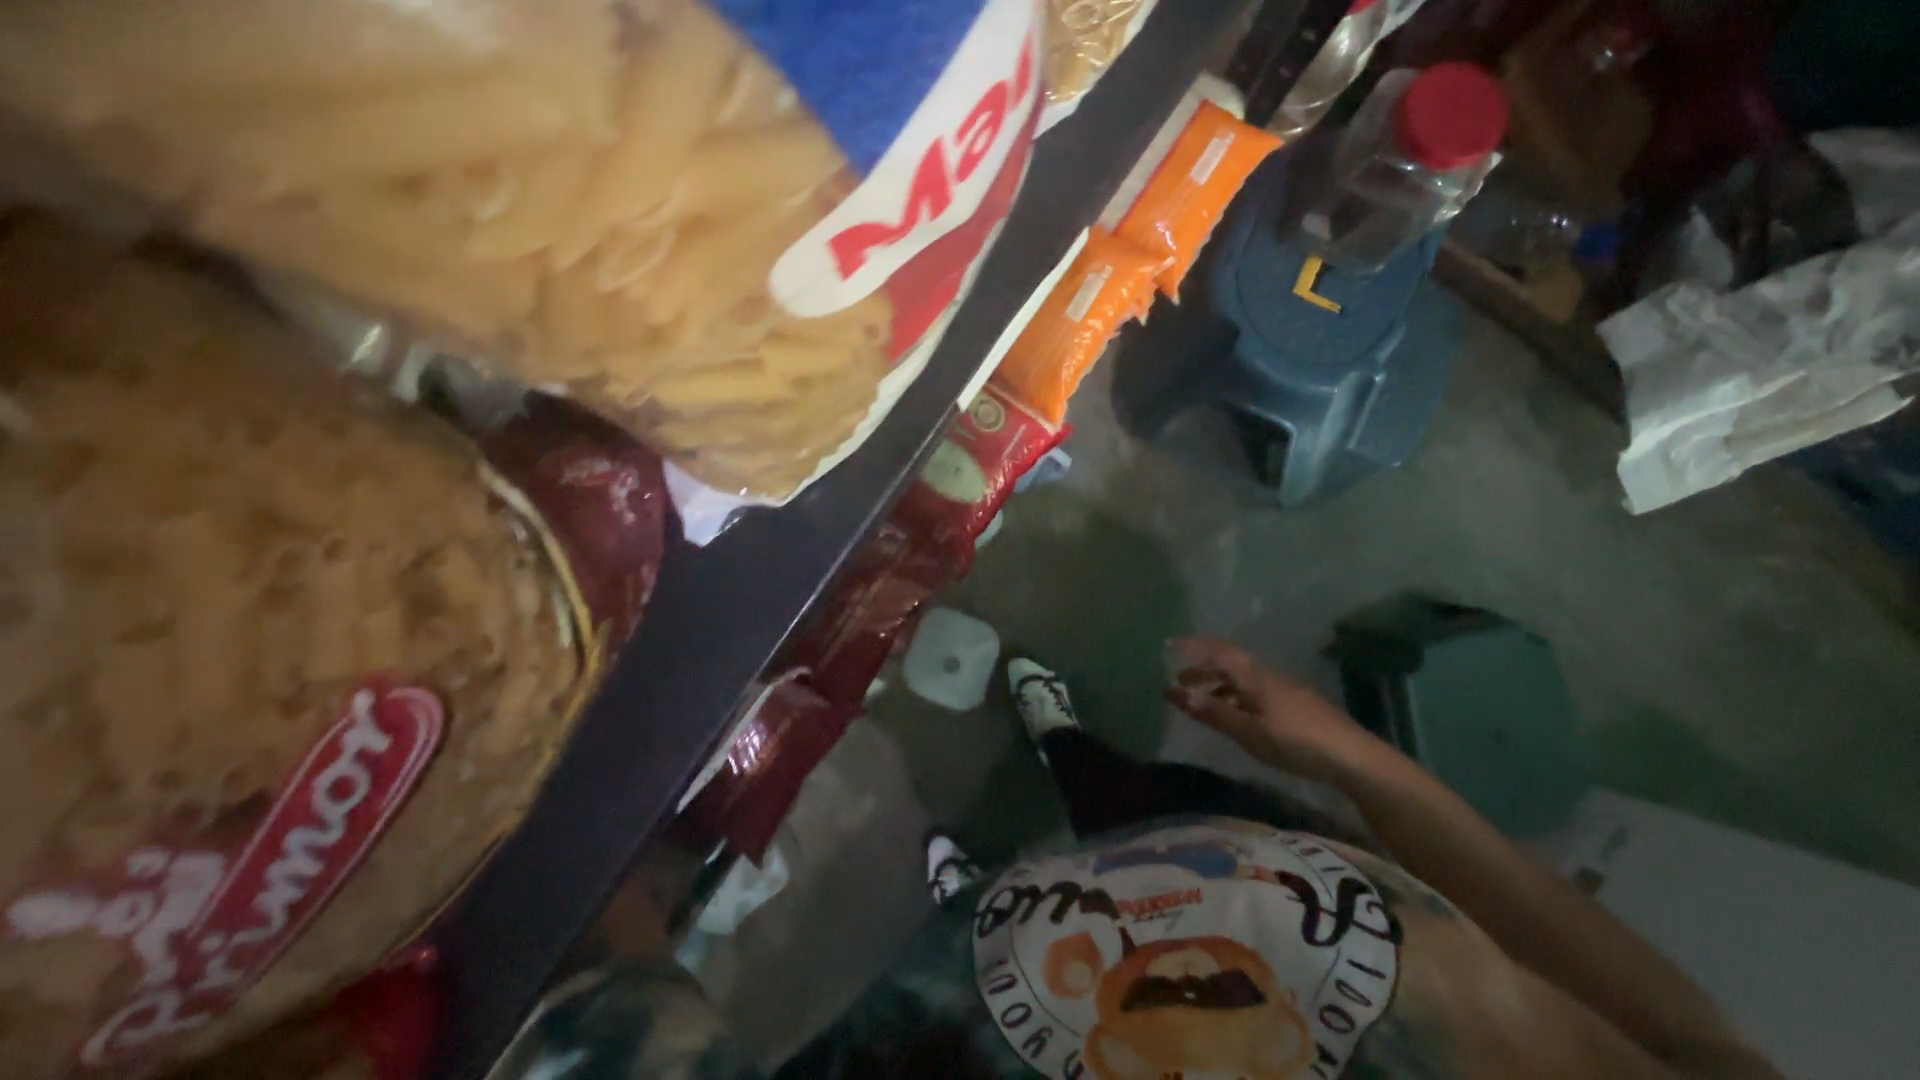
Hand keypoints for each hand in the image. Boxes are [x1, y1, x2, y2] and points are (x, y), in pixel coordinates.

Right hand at [1163, 637, 1384, 784]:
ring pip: (1242, 678)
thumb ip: (1213, 712)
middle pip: (1229, 662)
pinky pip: (1253, 690)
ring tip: (1199, 700)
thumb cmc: (1296, 742)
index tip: (1168, 644)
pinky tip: (1234, 714)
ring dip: (1217, 683)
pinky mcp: (1293, 703)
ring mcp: (1283, 688)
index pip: (1218, 651)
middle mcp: (1267, 675)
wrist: (1352, 756)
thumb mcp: (1249, 731)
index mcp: (1254, 676)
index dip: (1193, 646)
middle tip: (1178, 680)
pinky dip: (1234, 695)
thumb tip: (1174, 692)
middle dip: (1202, 668)